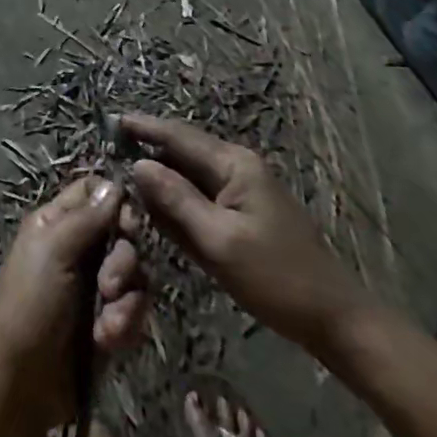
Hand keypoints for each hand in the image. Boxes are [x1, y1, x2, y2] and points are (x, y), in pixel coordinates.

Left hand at [0, 177, 147, 436]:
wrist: (23, 385)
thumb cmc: (29, 307)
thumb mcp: (52, 252)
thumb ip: (86, 216)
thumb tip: (117, 183)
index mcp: (57, 223)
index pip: (95, 191)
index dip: (116, 203)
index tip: (125, 224)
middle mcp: (79, 248)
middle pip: (124, 232)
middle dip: (123, 261)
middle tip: (108, 285)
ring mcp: (96, 285)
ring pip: (135, 274)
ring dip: (126, 302)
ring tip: (106, 326)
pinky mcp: (110, 319)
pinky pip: (135, 309)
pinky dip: (126, 325)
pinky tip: (107, 342)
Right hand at [122, 114, 361, 350]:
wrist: (329, 316)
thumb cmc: (274, 276)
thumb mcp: (218, 239)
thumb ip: (176, 200)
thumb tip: (138, 164)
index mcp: (233, 164)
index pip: (178, 136)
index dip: (144, 127)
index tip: (111, 119)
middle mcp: (235, 169)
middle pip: (182, 153)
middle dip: (147, 153)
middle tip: (107, 153)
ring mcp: (239, 193)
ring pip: (187, 178)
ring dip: (159, 180)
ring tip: (120, 177)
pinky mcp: (239, 216)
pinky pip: (198, 200)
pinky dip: (175, 203)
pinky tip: (151, 208)